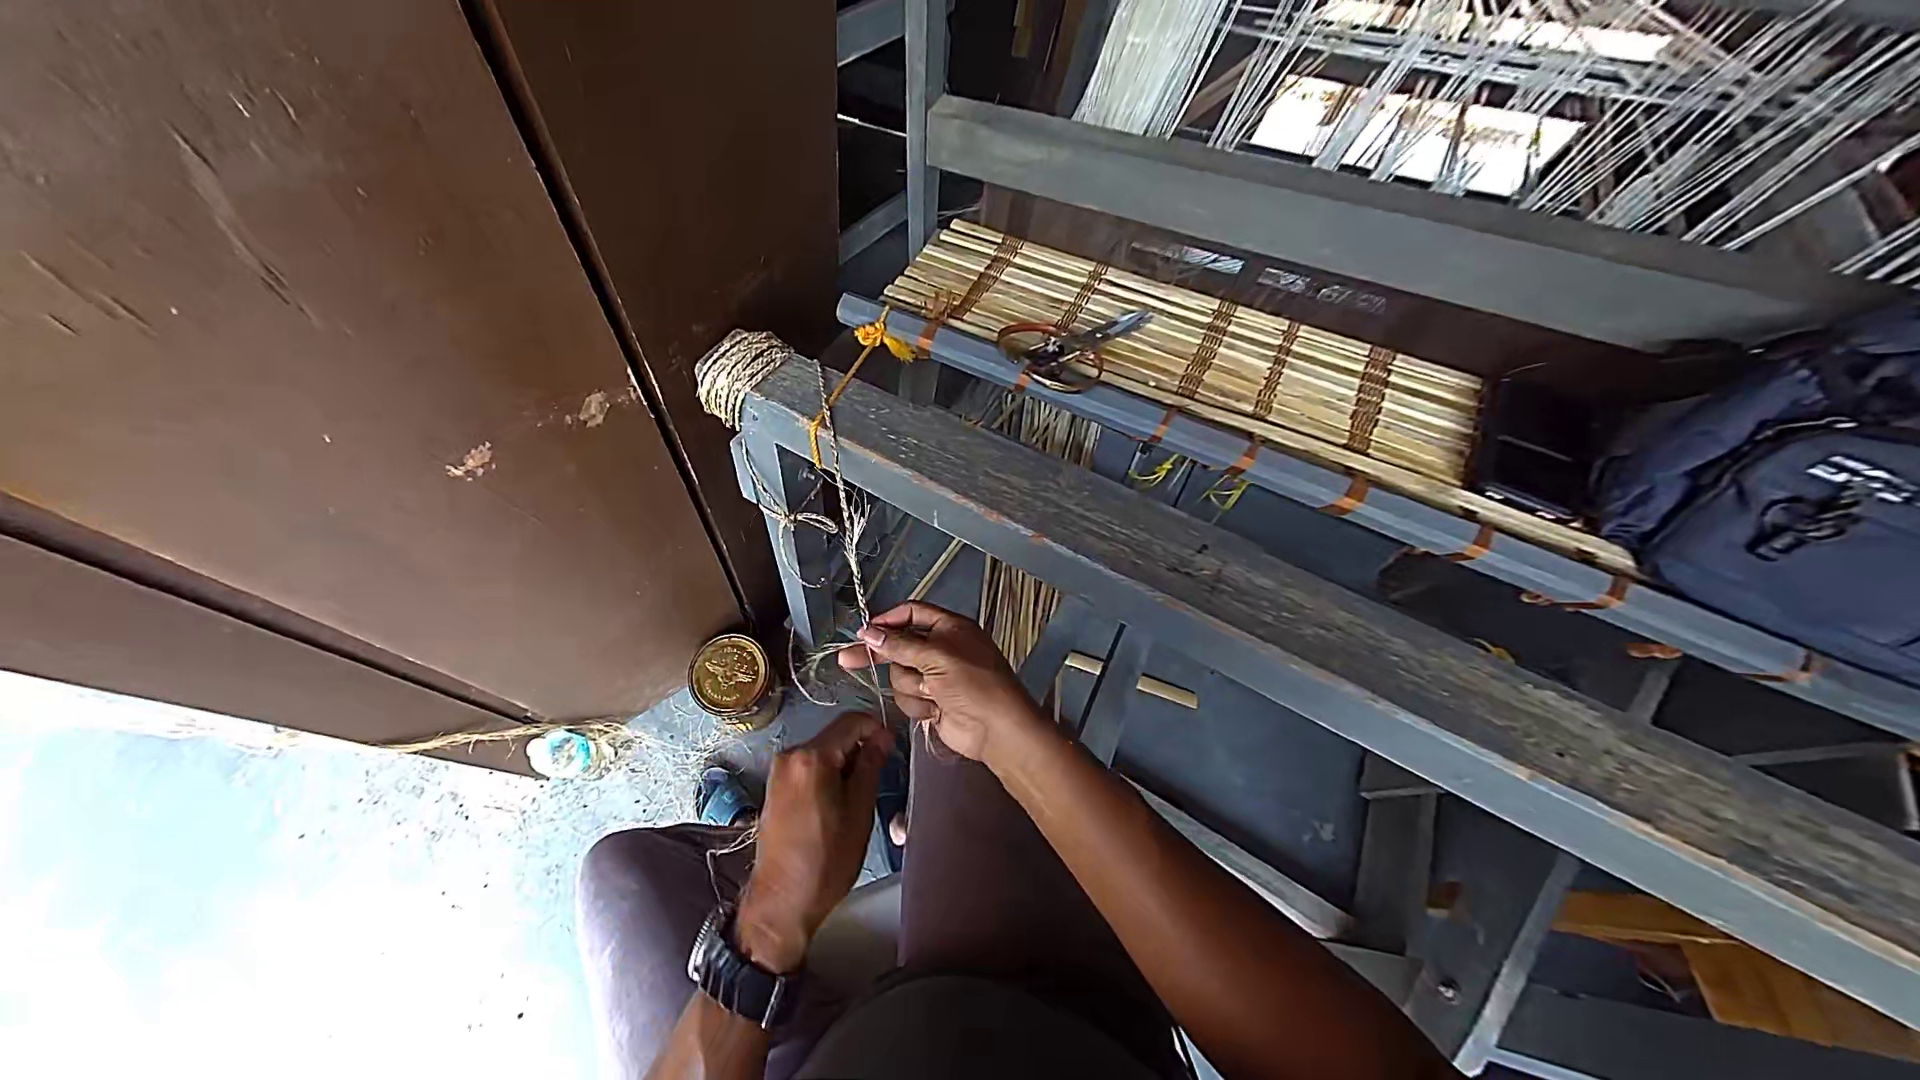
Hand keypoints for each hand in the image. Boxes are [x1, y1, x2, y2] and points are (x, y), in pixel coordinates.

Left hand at [735, 711, 892, 973]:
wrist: (782, 902)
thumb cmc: (826, 859)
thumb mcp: (859, 810)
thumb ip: (870, 765)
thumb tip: (881, 737)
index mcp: (811, 757)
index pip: (851, 721)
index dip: (877, 729)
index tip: (891, 749)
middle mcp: (790, 755)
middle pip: (835, 735)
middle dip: (860, 749)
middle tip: (879, 778)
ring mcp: (778, 771)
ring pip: (823, 751)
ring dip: (845, 763)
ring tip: (858, 796)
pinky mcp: (775, 787)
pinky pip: (809, 767)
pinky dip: (828, 774)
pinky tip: (837, 803)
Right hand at [839, 602, 1049, 768]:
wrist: (996, 728)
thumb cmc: (974, 683)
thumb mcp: (937, 657)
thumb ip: (900, 644)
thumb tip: (869, 633)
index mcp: (949, 627)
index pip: (911, 614)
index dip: (888, 621)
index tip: (864, 632)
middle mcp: (940, 648)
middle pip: (899, 645)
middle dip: (880, 655)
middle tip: (848, 659)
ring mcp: (934, 676)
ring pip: (900, 675)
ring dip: (911, 687)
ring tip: (932, 694)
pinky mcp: (930, 701)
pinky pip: (907, 697)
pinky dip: (918, 704)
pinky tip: (935, 710)